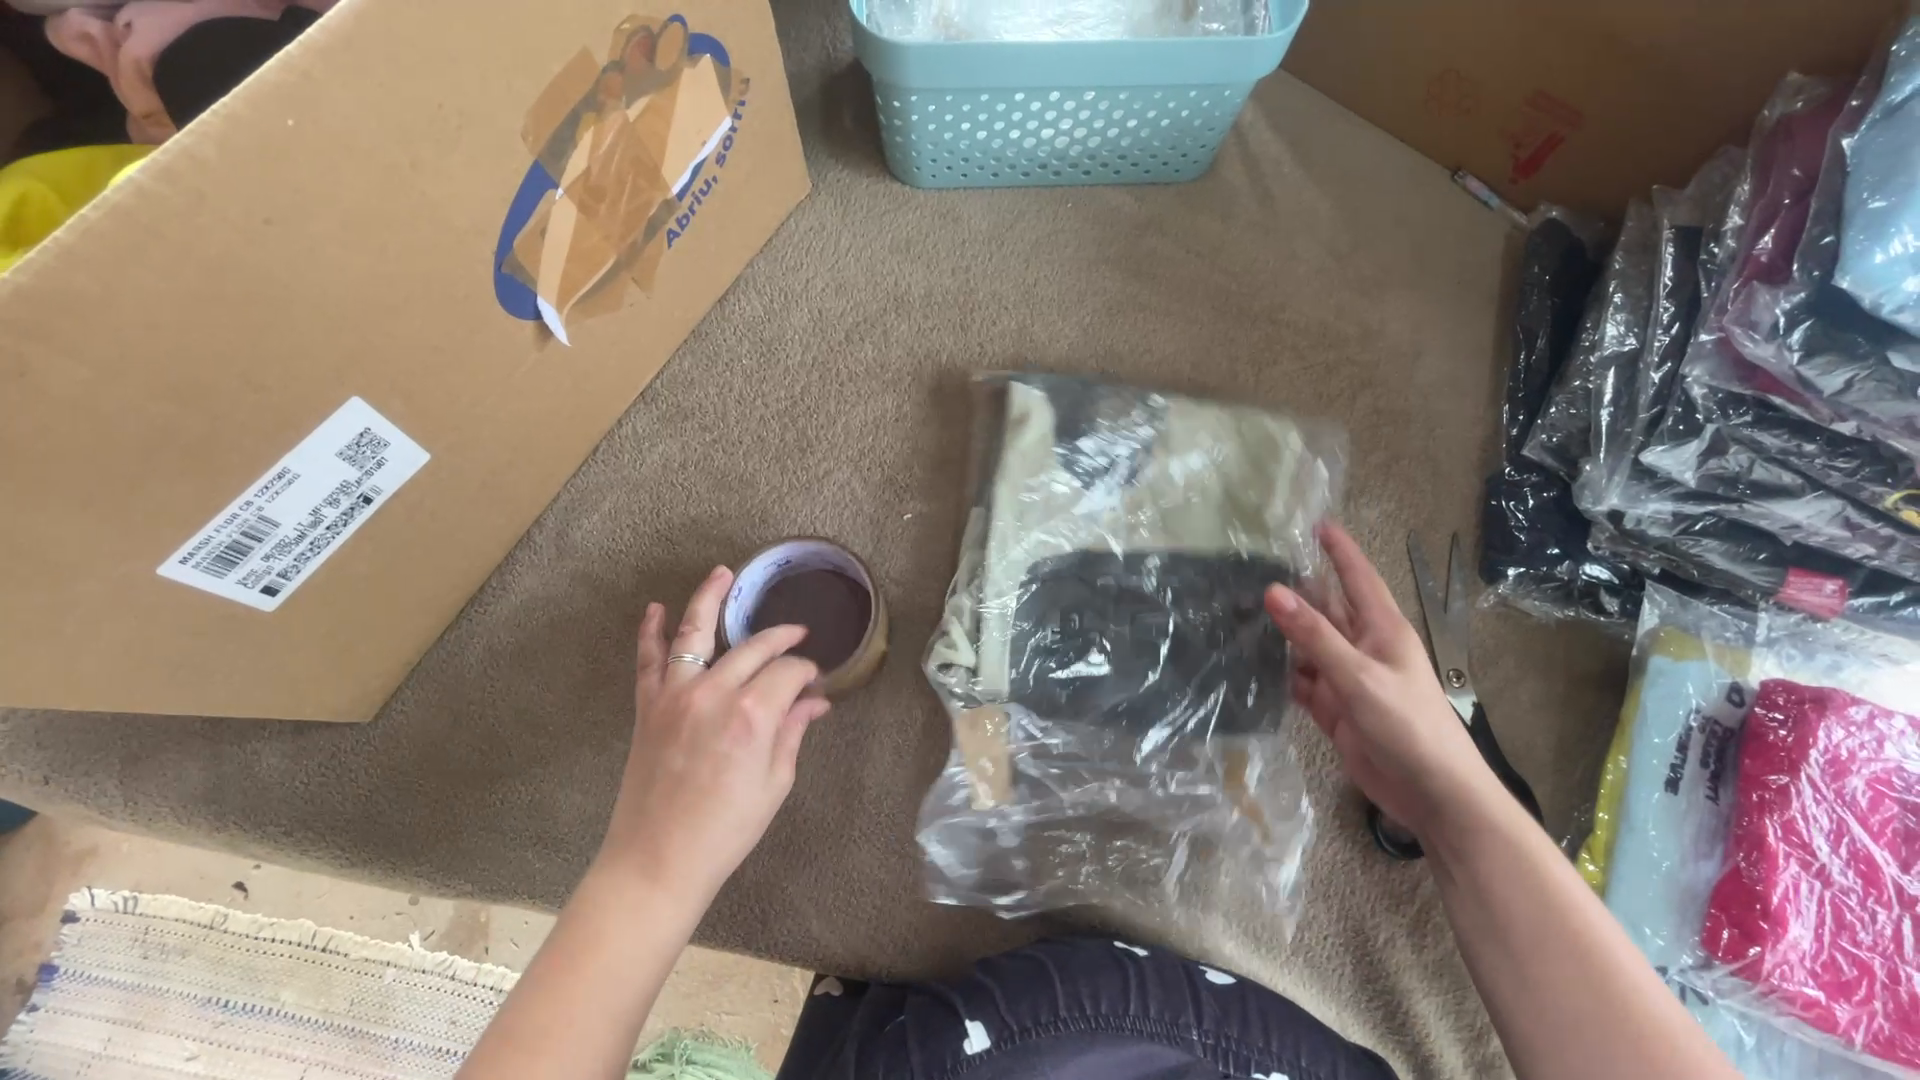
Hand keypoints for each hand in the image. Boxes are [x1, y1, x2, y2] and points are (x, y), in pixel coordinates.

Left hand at [597, 566, 830, 901]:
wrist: (658, 861)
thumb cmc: (726, 829)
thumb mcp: (775, 783)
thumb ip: (793, 734)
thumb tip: (814, 704)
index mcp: (753, 715)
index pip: (789, 673)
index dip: (807, 673)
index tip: (815, 683)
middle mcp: (714, 693)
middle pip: (754, 648)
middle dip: (780, 638)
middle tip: (796, 636)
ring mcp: (676, 695)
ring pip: (695, 632)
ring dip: (709, 598)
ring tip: (724, 573)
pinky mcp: (648, 706)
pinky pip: (649, 659)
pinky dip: (652, 631)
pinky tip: (657, 608)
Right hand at [1265, 523, 1501, 839]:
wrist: (1432, 793)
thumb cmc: (1408, 725)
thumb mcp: (1358, 676)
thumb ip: (1314, 636)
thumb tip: (1273, 591)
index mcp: (1382, 631)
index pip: (1357, 578)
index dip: (1340, 551)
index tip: (1318, 524)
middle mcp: (1363, 648)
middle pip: (1326, 610)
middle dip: (1297, 590)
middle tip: (1255, 565)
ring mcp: (1348, 680)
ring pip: (1308, 647)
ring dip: (1281, 633)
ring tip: (1239, 610)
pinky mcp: (1334, 710)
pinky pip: (1302, 682)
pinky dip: (1280, 674)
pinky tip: (1251, 663)